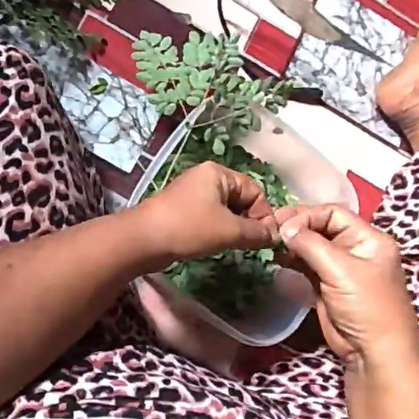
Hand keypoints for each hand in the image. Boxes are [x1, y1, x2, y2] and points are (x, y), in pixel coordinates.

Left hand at [128, 162, 279, 264]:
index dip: (264, 214)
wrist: (143, 240)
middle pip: (241, 199)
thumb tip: (275, 236)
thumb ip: (257, 232)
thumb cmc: (189, 228)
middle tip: (250, 244)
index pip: (255, 190)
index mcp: (218, 173)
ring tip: (233, 245)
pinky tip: (215, 244)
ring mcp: (191, 194)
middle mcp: (205, 178)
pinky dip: (217, 230)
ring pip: (225, 210)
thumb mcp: (230, 230)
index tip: (265, 238)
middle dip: (249, 221)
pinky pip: (209, 218)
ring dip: (233, 228)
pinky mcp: (181, 210)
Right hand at [276, 204, 418, 365]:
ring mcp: (340, 268)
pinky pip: (306, 265)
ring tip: (272, 247)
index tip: (281, 223)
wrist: (374, 354)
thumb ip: (311, 244)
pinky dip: (292, 261)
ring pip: (310, 246)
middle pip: (320, 227)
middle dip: (296, 228)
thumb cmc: (367, 307)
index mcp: (369, 239)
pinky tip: (278, 261)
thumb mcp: (341, 270)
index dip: (306, 215)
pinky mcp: (327, 285)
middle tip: (271, 232)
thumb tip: (284, 227)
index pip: (333, 213)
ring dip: (291, 245)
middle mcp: (355, 249)